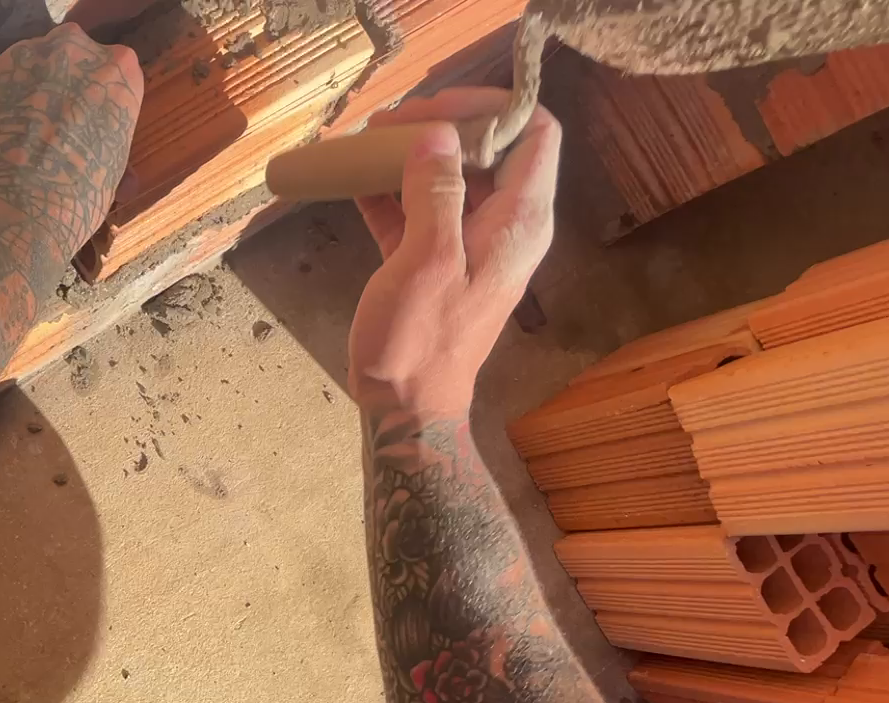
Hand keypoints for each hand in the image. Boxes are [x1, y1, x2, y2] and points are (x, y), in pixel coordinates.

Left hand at [0, 22, 143, 267]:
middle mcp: (76, 48)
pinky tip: (2, 141)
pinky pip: (2, 85)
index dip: (99, 106)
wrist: (15, 211)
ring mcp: (29, 54)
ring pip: (36, 69)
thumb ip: (108, 147)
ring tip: (26, 142)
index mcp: (120, 71)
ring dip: (34, 96)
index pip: (114, 77)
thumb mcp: (110, 175)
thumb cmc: (77, 201)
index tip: (91, 129)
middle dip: (66, 93)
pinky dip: (3, 107)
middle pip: (74, 63)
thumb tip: (119, 174)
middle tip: (57, 135)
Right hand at [347, 88, 559, 414]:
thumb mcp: (426, 262)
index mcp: (518, 222)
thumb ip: (435, 194)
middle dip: (440, 129)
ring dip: (411, 161)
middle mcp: (501, 230)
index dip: (490, 108)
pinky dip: (392, 198)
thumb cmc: (418, 341)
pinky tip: (357, 186)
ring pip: (449, 185)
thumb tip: (436, 136)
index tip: (433, 108)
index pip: (532, 134)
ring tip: (366, 146)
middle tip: (389, 124)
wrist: (406, 408)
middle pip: (487, 155)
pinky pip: (419, 219)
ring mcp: (466, 250)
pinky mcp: (433, 271)